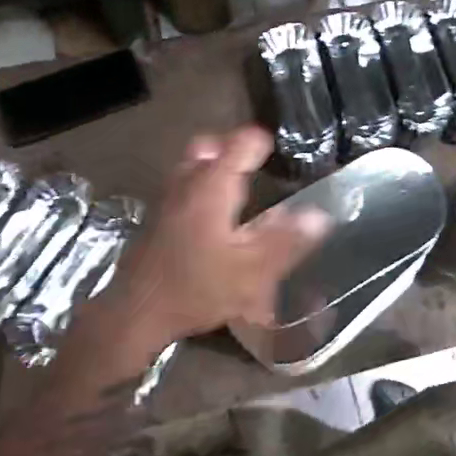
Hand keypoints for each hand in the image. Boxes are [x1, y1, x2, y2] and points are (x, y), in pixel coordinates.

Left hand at [95, 127, 328, 350]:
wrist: (136, 312)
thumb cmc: (197, 289)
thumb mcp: (252, 271)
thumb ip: (286, 240)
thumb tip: (320, 215)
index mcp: (213, 186)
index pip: (241, 143)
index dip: (262, 143)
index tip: (280, 153)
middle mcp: (187, 183)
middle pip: (211, 146)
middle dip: (233, 150)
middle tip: (256, 166)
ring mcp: (166, 198)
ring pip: (191, 165)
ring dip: (214, 167)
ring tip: (238, 188)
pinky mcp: (155, 218)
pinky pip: (181, 185)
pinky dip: (199, 186)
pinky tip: (212, 217)